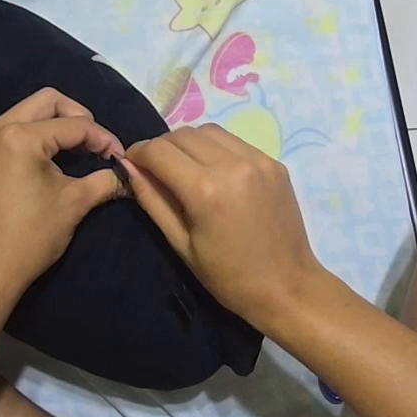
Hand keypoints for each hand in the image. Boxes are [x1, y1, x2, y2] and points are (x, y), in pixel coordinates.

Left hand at [0, 88, 125, 299]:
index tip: (121, 158)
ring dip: (54, 127)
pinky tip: (46, 166)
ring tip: (76, 154)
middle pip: (46, 102)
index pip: (74, 124)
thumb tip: (128, 174)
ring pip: (25, 115)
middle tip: (97, 145)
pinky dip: (32, 141)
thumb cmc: (31, 238)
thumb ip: (105, 180)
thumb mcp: (75, 204)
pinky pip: (8, 135)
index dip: (104, 138)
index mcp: (19, 137)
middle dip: (78, 118)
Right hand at [121, 124, 325, 324]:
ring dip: (189, 143)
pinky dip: (216, 148)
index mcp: (206, 190)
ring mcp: (258, 160)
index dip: (138, 153)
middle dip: (162, 147)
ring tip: (185, 169)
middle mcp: (233, 165)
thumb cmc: (229, 277)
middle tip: (156, 170)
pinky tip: (214, 172)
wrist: (288, 286)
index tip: (131, 163)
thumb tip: (128, 167)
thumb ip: (153, 200)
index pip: (159, 151)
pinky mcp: (274, 163)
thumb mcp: (182, 244)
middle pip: (183, 134)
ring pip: (209, 130)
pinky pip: (234, 142)